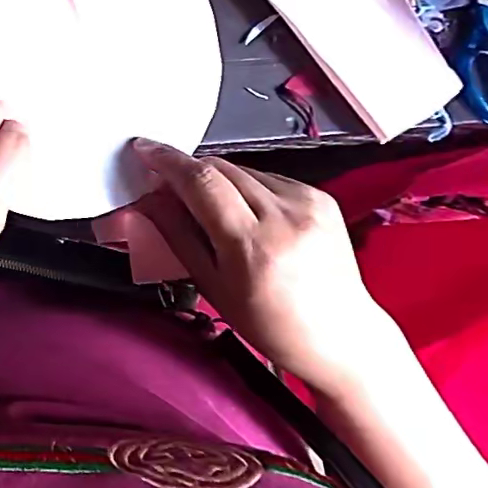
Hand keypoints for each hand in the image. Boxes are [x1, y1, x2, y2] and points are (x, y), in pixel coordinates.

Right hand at [130, 139, 394, 394]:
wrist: (341, 336)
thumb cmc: (276, 325)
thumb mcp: (212, 286)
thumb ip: (177, 234)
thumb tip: (149, 200)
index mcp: (253, 245)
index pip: (202, 182)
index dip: (168, 161)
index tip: (147, 151)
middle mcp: (285, 216)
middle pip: (219, 168)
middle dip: (188, 172)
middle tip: (169, 189)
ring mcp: (307, 203)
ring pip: (242, 170)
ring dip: (218, 182)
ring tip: (219, 218)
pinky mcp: (320, 196)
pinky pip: (268, 177)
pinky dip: (248, 189)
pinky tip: (251, 218)